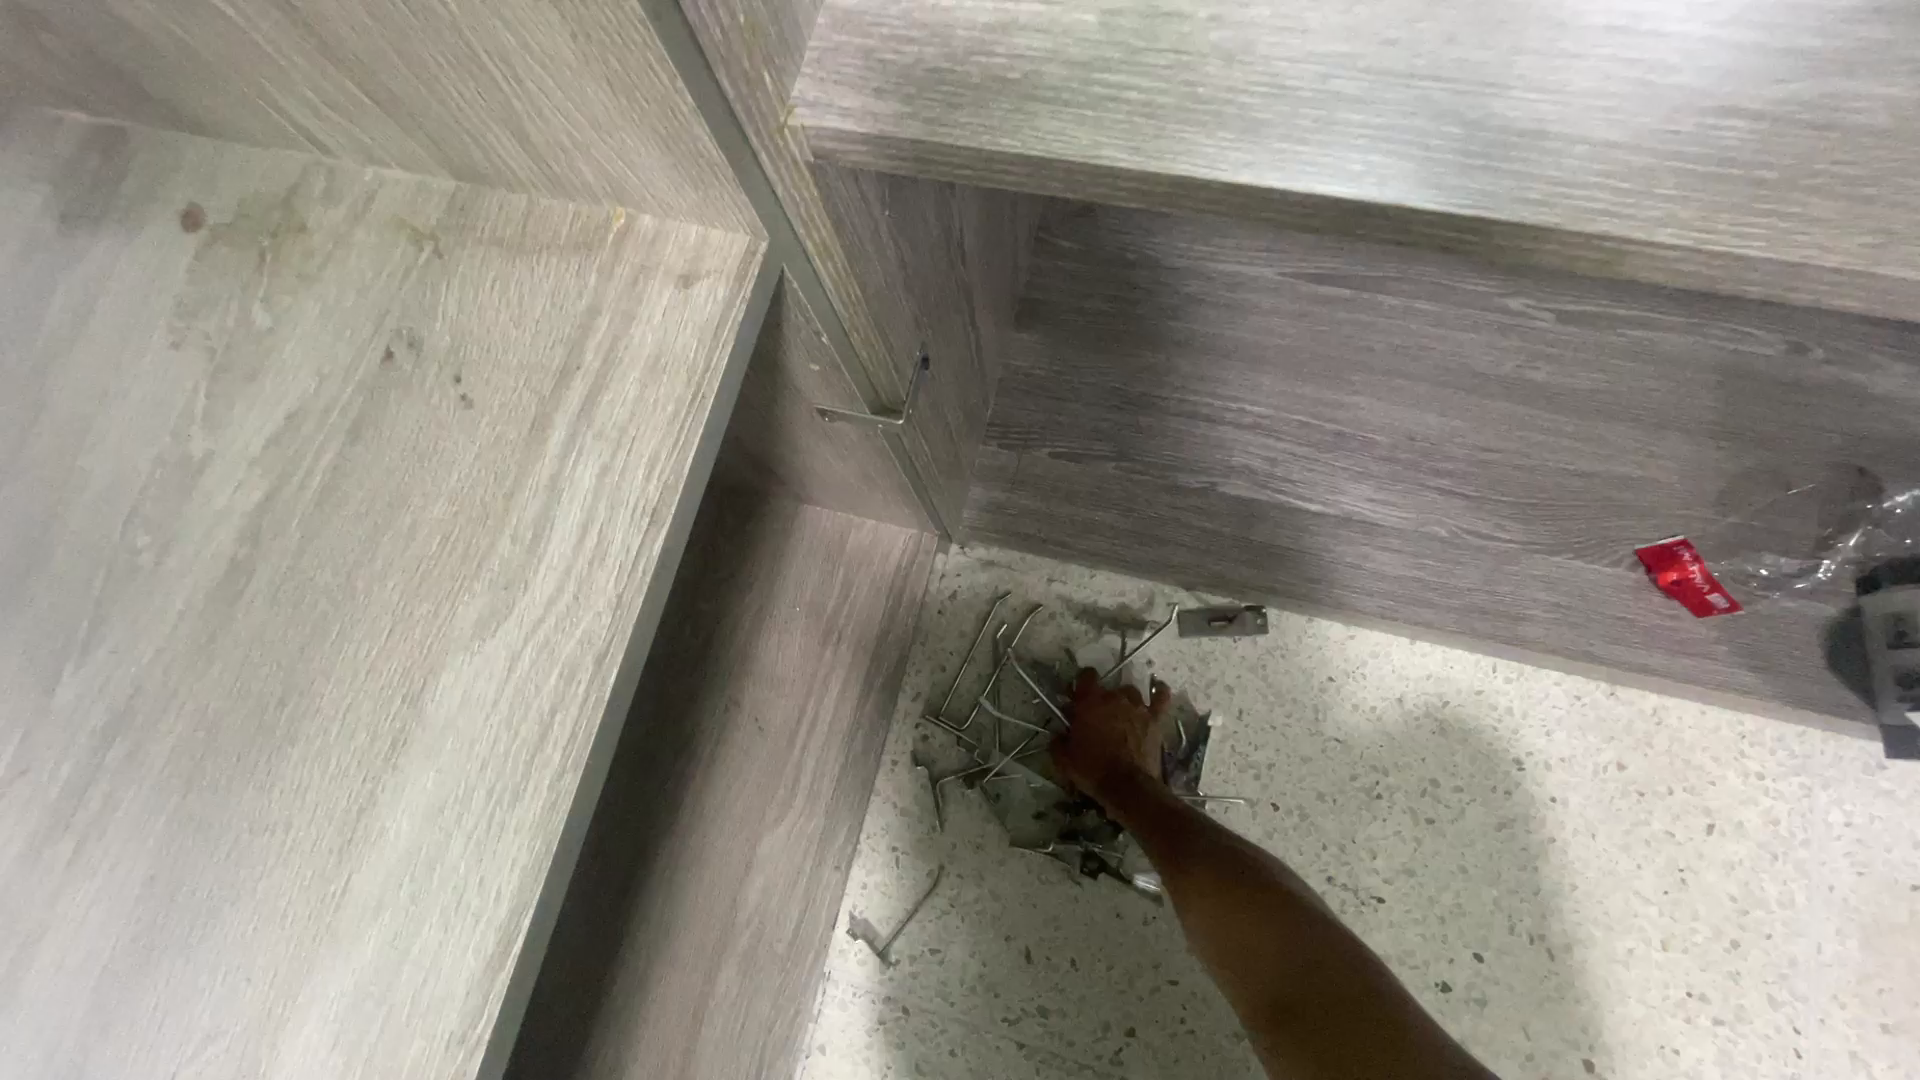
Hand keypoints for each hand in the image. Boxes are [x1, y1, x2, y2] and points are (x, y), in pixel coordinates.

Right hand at [1051, 668, 1171, 805]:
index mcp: (1090, 702)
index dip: (1081, 683)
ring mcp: (1137, 707)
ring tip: (1121, 715)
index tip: (1077, 696)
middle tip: (1096, 717)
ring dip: (1123, 700)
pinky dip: (1158, 691)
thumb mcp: (1064, 760)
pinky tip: (1157, 690)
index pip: (1086, 676)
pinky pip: (1160, 697)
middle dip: (1100, 700)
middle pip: (1107, 688)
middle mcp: (1114, 698)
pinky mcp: (1155, 719)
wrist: (1127, 787)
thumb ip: (1057, 741)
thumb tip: (1059, 734)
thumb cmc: (1093, 770)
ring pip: (1130, 692)